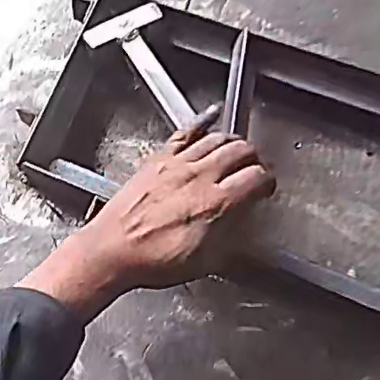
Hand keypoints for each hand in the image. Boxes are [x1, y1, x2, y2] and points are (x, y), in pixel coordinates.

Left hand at [19, 108, 275, 321]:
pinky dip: (202, 123)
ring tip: (238, 149)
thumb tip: (242, 229)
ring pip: (216, 138)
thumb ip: (229, 239)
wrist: (111, 251)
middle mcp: (198, 178)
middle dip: (255, 159)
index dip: (267, 182)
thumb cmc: (150, 260)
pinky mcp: (156, 161)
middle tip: (255, 167)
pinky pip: (185, 133)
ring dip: (233, 142)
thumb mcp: (204, 262)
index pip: (257, 178)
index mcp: (215, 204)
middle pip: (241, 151)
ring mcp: (175, 165)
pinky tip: (210, 118)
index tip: (266, 187)